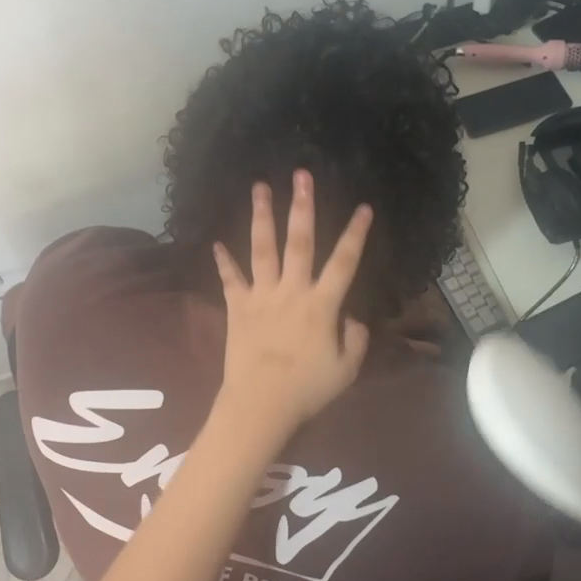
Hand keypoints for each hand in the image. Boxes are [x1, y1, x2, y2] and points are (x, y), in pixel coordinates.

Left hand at [212, 170, 373, 435]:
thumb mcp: (346, 369)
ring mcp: (262, 297)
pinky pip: (230, 280)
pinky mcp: (238, 308)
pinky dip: (224, 262)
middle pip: (299, 242)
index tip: (364, 207)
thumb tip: (353, 317)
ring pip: (262, 249)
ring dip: (261, 216)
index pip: (344, 262)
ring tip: (259, 187)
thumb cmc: (307, 389)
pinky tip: (216, 243)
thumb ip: (355, 339)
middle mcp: (292, 291)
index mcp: (322, 305)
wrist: (260, 405)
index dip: (356, 234)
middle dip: (302, 206)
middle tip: (301, 175)